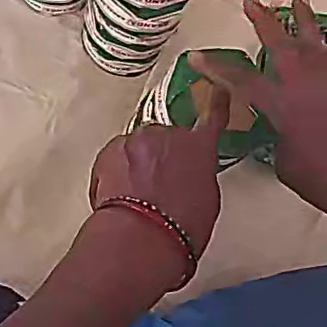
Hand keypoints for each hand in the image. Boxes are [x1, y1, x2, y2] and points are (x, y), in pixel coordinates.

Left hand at [87, 85, 230, 283]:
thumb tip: (188, 175)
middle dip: (163, 154)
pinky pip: (116, 158)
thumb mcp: (207, 200)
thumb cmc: (182, 228)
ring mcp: (135, 141)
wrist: (140, 238)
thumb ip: (199, 174)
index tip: (218, 89)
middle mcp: (167, 135)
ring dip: (139, 163)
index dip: (216, 102)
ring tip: (138, 196)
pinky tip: (121, 197)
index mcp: (199, 146)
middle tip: (161, 186)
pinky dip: (117, 172)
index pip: (213, 116)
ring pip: (138, 147)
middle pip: (165, 137)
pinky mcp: (108, 152)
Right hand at [194, 0, 326, 233]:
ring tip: (299, 0)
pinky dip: (323, 48)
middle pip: (282, 46)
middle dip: (265, 22)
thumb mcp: (284, 162)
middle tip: (252, 2)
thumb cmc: (322, 180)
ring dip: (304, 22)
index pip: (242, 81)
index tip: (197, 57)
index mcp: (284, 106)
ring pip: (314, 45)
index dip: (217, 70)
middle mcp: (306, 88)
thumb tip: (278, 129)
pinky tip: (322, 43)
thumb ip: (276, 138)